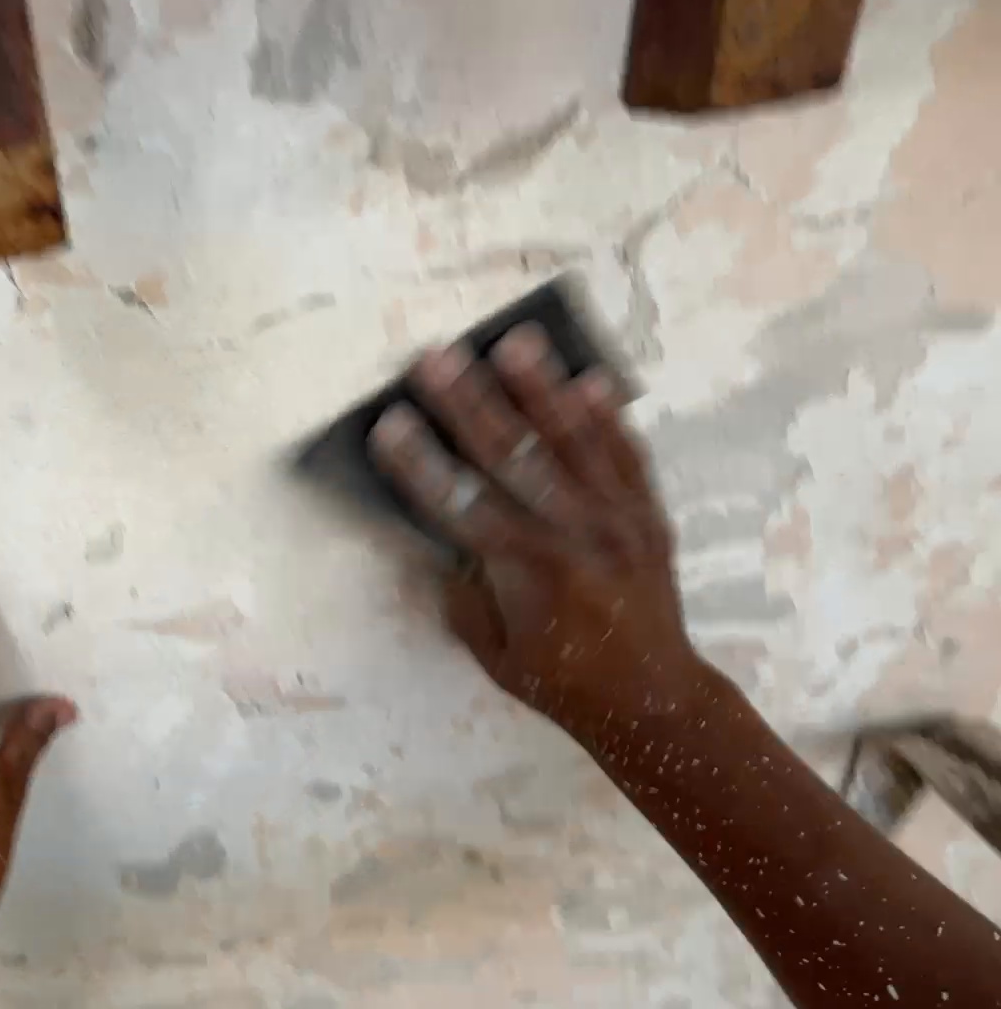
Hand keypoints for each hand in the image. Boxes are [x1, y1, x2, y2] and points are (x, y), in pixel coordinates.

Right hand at [368, 327, 705, 733]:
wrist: (655, 701)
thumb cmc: (557, 678)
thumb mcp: (488, 647)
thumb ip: (463, 585)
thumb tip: (448, 532)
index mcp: (527, 572)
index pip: (460, 504)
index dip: (419, 463)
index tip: (388, 424)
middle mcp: (575, 536)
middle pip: (513, 458)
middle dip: (469, 403)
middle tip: (436, 359)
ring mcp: (620, 521)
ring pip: (575, 443)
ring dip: (539, 388)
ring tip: (515, 341)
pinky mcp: (650, 516)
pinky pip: (629, 457)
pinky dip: (608, 417)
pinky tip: (590, 378)